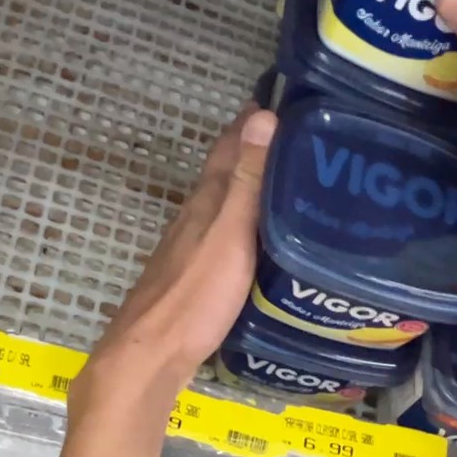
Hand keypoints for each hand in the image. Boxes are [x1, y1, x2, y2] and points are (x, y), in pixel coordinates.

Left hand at [72, 106, 277, 420]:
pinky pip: (228, 239)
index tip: (292, 103)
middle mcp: (197, 217)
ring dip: (253, 192)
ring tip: (291, 188)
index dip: (257, 122)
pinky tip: (262, 241)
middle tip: (304, 145)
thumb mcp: (229, 236)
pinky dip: (247, 228)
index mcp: (208, 202)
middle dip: (261, 153)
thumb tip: (263, 116)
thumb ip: (245, 183)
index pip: (232, 146)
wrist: (153, 353)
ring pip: (227, 207)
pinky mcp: (196, 278)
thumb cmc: (195, 297)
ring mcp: (193, 249)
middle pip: (229, 174)